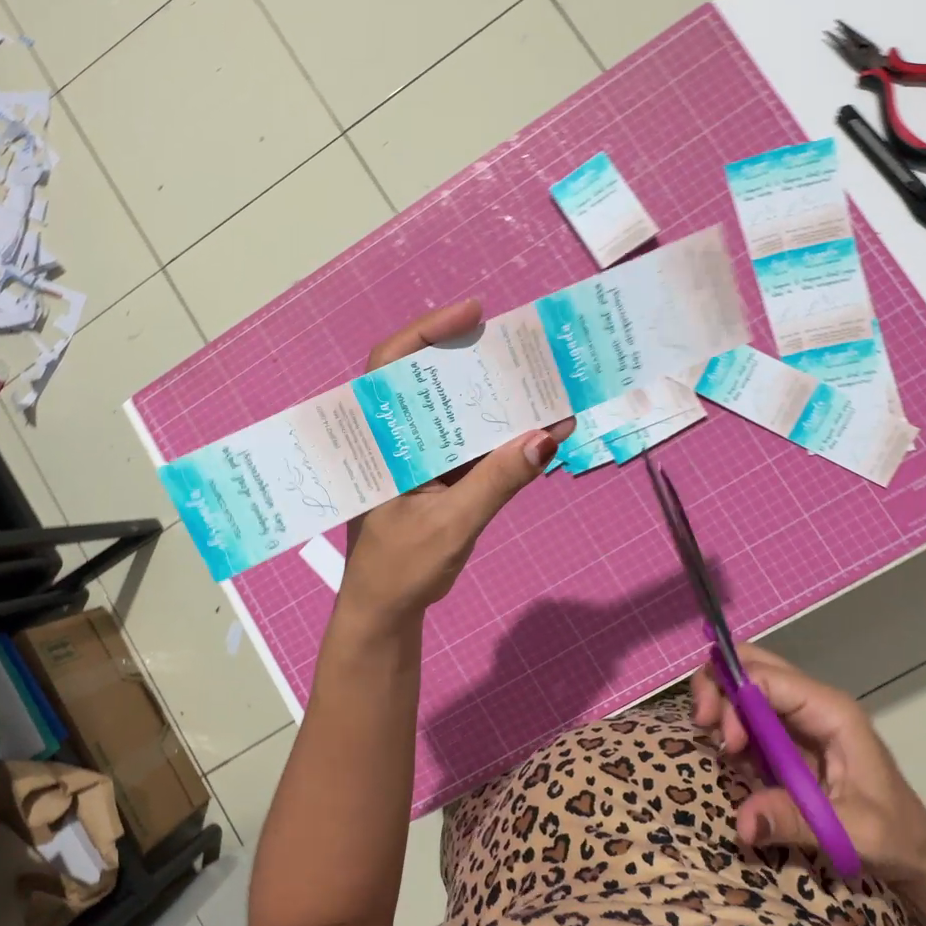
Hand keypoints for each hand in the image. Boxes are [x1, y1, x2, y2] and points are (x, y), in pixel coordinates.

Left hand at [339, 300, 574, 626]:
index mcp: (380, 440)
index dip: (428, 331)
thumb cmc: (400, 568)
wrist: (386, 612)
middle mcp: (398, 438)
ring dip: (497, 400)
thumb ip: (496, 482)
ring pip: (456, 412)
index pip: (390, 366)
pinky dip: (502, 437)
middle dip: (476, 359)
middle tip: (524, 345)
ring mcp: (419, 457)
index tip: (474, 313)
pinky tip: (539, 428)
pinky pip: (472, 445)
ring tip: (543, 382)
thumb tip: (545, 438)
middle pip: (431, 381)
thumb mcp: (450, 525)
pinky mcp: (439, 477)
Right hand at [692, 642, 925, 883]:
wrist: (914, 853)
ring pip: (743, 681)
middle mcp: (812, 702)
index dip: (734, 698)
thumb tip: (741, 822)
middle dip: (717, 686)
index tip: (727, 743)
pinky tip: (736, 760)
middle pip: (749, 662)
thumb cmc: (893, 836)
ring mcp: (798, 716)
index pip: (765, 676)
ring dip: (721, 706)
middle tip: (707, 728)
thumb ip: (793, 820)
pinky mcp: (786, 735)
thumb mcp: (849, 831)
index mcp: (831, 711)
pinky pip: (746, 712)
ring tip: (725, 749)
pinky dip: (729, 726)